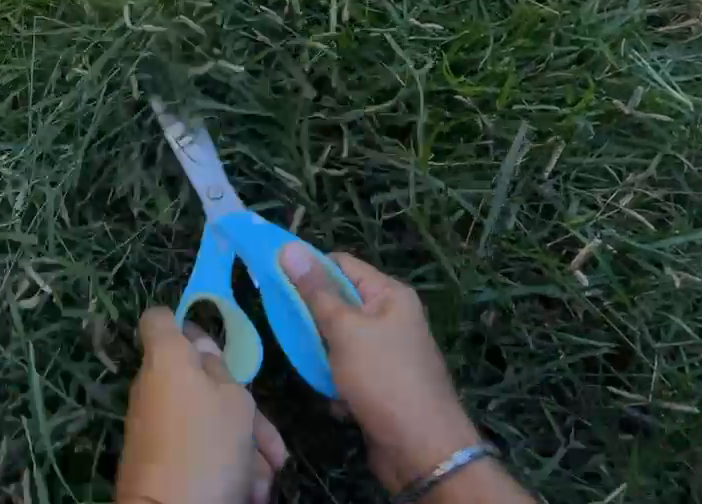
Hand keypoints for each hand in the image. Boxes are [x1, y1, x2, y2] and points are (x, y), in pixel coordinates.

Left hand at [116, 307, 288, 503]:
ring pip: (204, 418)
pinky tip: (251, 491)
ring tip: (267, 475)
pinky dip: (222, 464)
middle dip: (240, 408)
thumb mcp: (235, 401)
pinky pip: (194, 447)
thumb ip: (224, 371)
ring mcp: (154, 423)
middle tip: (271, 443)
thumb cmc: (207, 445)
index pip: (160, 319)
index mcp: (165, 357)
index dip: (185, 325)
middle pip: (198, 379)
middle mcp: (153, 385)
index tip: (213, 348)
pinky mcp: (158, 459)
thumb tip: (204, 352)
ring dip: (241, 444)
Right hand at [277, 245, 480, 491]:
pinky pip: (347, 366)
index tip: (276, 281)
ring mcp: (388, 351)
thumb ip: (315, 290)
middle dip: (311, 315)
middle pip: (338, 300)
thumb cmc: (384, 379)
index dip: (308, 269)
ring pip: (338, 336)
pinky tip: (331, 394)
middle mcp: (391, 316)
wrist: (425, 454)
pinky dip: (335, 376)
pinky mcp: (382, 381)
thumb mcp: (344, 329)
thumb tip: (289, 247)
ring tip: (309, 364)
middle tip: (286, 325)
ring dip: (320, 350)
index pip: (340, 263)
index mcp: (389, 294)